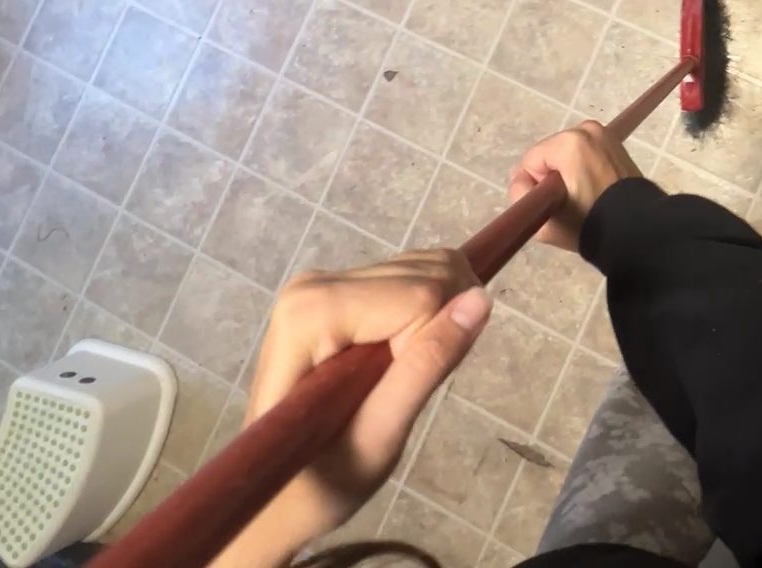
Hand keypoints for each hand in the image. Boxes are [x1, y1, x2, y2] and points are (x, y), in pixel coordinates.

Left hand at [212, 251, 490, 567]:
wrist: (281, 494)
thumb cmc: (322, 482)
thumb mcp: (381, 437)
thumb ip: (427, 364)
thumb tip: (481, 299)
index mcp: (312, 314)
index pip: (420, 294)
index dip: (432, 343)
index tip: (404, 393)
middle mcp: (317, 283)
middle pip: (428, 273)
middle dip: (441, 324)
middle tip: (412, 383)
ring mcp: (330, 280)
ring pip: (431, 267)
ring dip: (439, 317)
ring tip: (406, 371)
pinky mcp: (345, 283)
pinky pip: (419, 273)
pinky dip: (431, 310)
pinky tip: (404, 350)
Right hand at [507, 120, 641, 251]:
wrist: (636, 228)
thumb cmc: (588, 224)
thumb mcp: (543, 219)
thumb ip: (520, 194)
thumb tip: (521, 178)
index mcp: (569, 141)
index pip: (531, 161)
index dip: (534, 186)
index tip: (549, 204)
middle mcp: (587, 129)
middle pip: (550, 154)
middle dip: (552, 177)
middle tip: (567, 203)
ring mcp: (604, 134)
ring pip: (568, 154)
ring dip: (567, 173)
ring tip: (582, 197)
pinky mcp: (616, 144)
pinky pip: (586, 154)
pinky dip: (584, 168)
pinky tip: (593, 189)